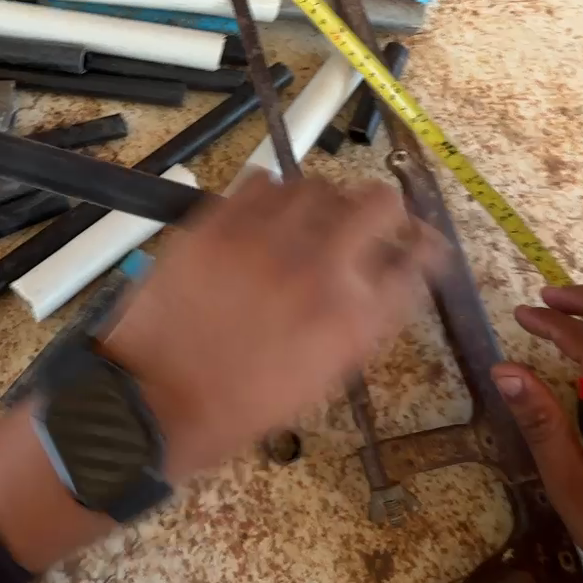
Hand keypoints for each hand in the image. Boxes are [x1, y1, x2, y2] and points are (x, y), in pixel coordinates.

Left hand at [99, 174, 444, 480]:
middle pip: (377, 202)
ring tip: (312, 215)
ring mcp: (265, 236)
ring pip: (317, 183)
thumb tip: (380, 280)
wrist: (157, 397)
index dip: (425, 246)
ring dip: (325, 198)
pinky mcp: (218, 221)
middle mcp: (318, 266)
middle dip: (385, 206)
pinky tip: (265, 213)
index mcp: (352, 318)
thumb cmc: (242, 402)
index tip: (421, 241)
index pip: (417, 260)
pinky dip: (272, 192)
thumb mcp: (320, 376)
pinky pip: (261, 180)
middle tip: (373, 215)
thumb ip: (359, 322)